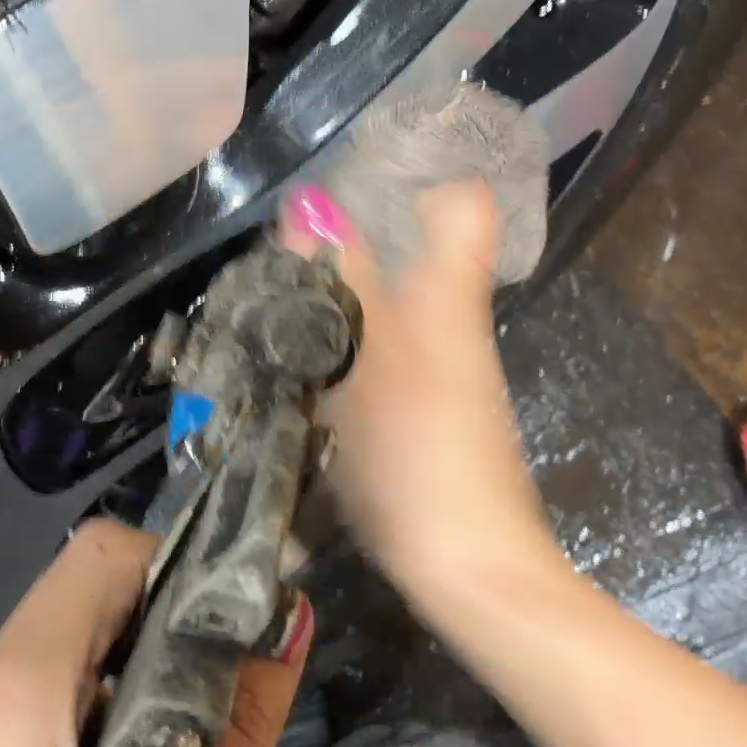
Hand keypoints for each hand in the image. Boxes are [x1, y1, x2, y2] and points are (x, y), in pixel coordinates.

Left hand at [0, 519, 311, 746]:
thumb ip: (239, 717)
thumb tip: (292, 613)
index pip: (100, 560)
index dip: (177, 572)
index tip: (229, 623)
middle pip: (73, 613)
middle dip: (151, 644)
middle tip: (205, 711)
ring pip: (44, 664)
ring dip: (115, 691)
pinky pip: (7, 714)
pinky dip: (69, 728)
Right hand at [278, 181, 565, 596]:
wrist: (469, 563)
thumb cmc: (419, 452)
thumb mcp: (369, 361)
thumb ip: (339, 282)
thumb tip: (309, 204)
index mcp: (450, 298)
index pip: (464, 208)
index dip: (424, 183)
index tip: (361, 188)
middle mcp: (455, 328)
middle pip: (414, 262)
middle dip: (353, 254)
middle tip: (284, 266)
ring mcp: (446, 378)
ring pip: (393, 317)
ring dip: (341, 312)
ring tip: (277, 324)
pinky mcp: (430, 422)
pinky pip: (385, 368)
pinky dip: (348, 364)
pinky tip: (305, 388)